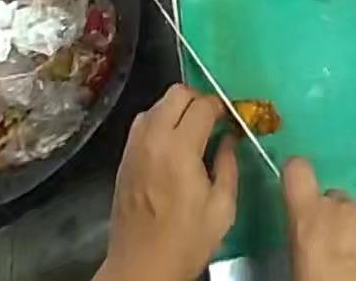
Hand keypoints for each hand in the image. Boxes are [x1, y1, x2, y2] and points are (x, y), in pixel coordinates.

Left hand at [98, 85, 238, 280]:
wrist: (140, 265)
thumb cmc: (185, 240)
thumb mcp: (221, 210)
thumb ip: (229, 166)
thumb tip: (230, 138)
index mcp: (180, 147)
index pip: (203, 105)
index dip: (221, 107)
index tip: (230, 118)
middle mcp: (154, 135)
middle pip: (178, 92)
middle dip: (199, 100)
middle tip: (212, 120)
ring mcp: (135, 141)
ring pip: (159, 102)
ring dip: (178, 108)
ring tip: (192, 131)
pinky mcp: (125, 151)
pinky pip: (145, 119)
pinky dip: (161, 119)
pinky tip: (171, 142)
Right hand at [283, 157, 355, 280]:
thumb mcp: (300, 272)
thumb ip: (303, 244)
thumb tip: (307, 248)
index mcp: (311, 217)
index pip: (297, 171)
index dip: (296, 179)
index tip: (296, 194)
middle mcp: (346, 211)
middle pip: (335, 201)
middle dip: (333, 222)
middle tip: (333, 257)